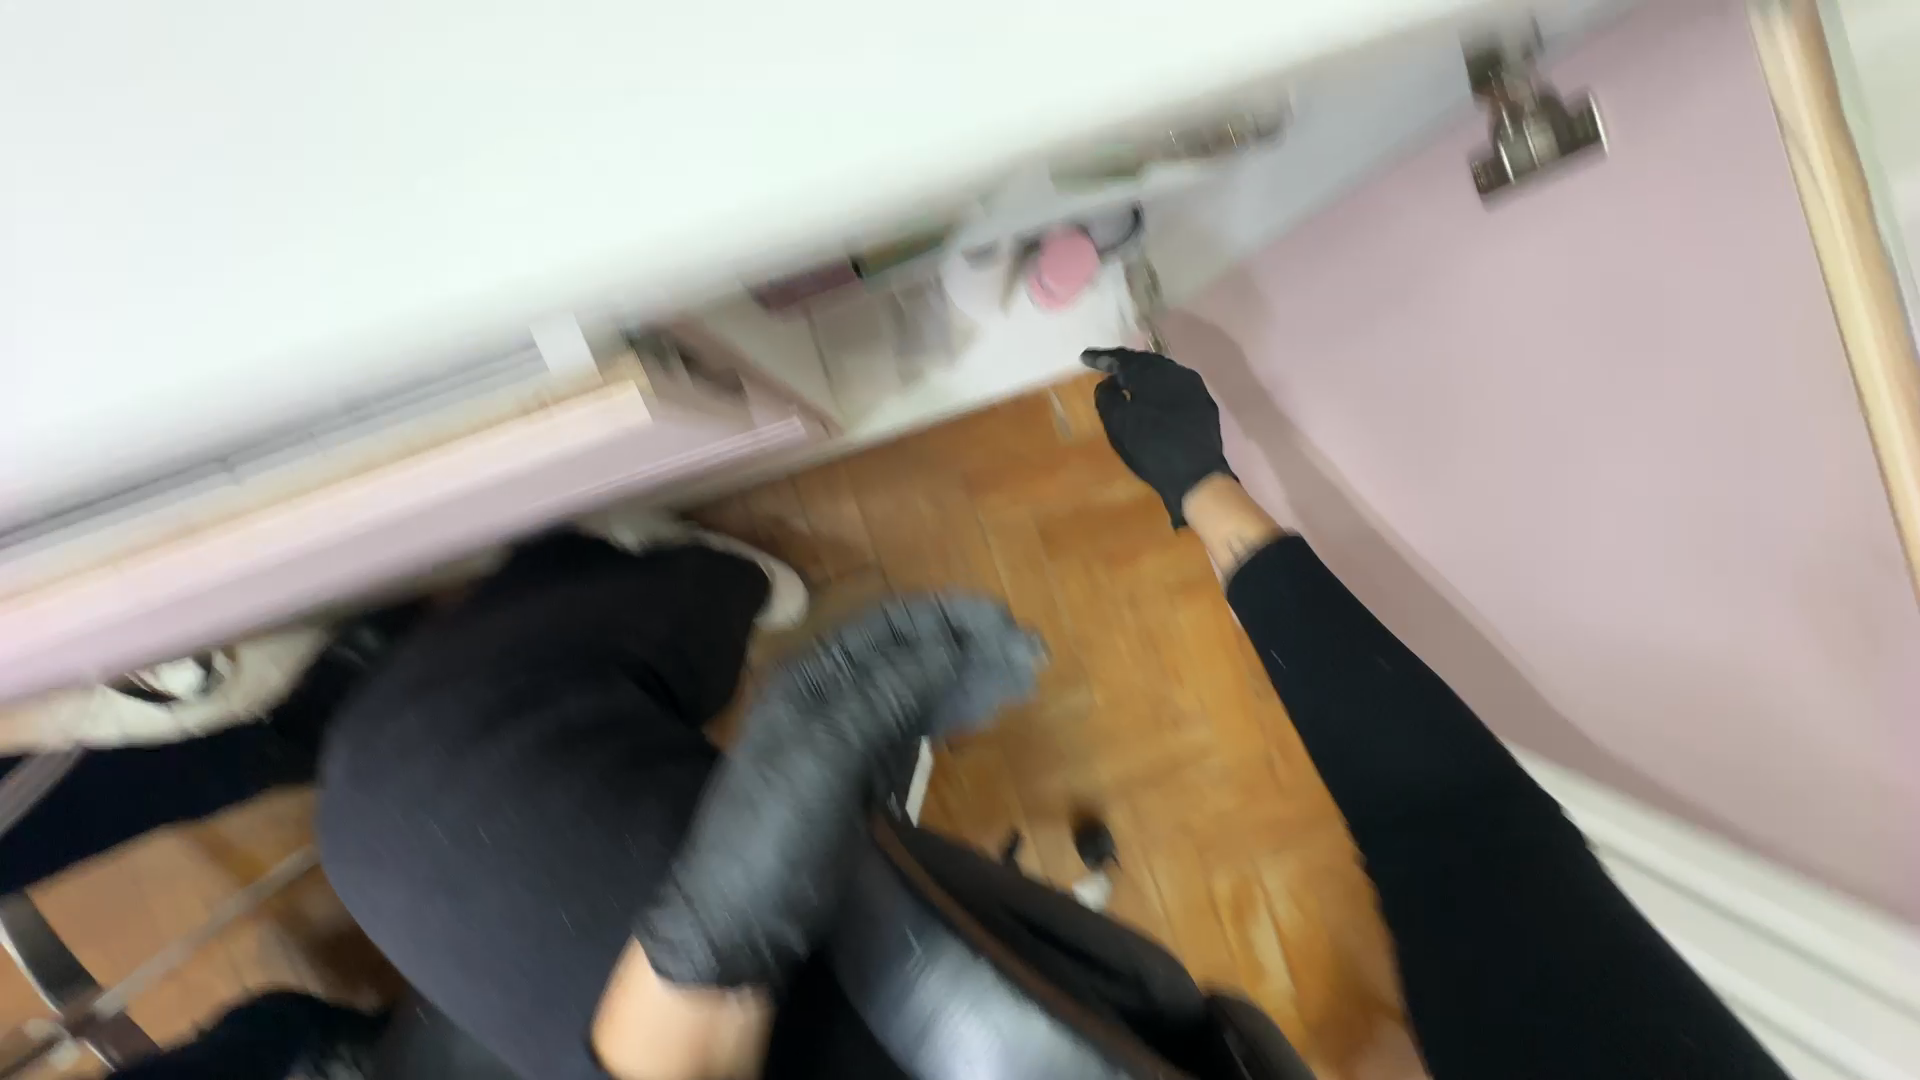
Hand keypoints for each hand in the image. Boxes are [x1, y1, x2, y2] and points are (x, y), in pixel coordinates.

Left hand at [632, 595, 1044, 989]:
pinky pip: (919, 725)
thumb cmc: (773, 831)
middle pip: (914, 653)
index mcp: (814, 675)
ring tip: (1025, 676)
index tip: (1003, 619)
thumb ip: (883, 694)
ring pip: (923, 688)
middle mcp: (836, 692)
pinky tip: (987, 708)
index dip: (948, 618)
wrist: (741, 921)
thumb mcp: (824, 756)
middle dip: (971, 645)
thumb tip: (948, 645)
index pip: (891, 627)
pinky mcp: (868, 768)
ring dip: (973, 677)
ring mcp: (854, 731)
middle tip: (1031, 652)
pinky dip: (956, 712)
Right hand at [1084, 347, 1233, 527]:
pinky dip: (1159, 386)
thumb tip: (1108, 382)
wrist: (1196, 475)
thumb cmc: (1150, 450)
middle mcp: (1175, 372)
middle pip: (1145, 361)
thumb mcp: (1117, 426)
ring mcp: (1193, 386)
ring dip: (1143, 373)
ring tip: (1128, 380)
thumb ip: (1107, 398)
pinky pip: (1176, 384)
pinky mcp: (1203, 402)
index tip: (1084, 357)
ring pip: (1163, 371)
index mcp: (1150, 375)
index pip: (1121, 359)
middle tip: (1106, 366)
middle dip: (1124, 363)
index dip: (1101, 357)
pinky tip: (1153, 396)